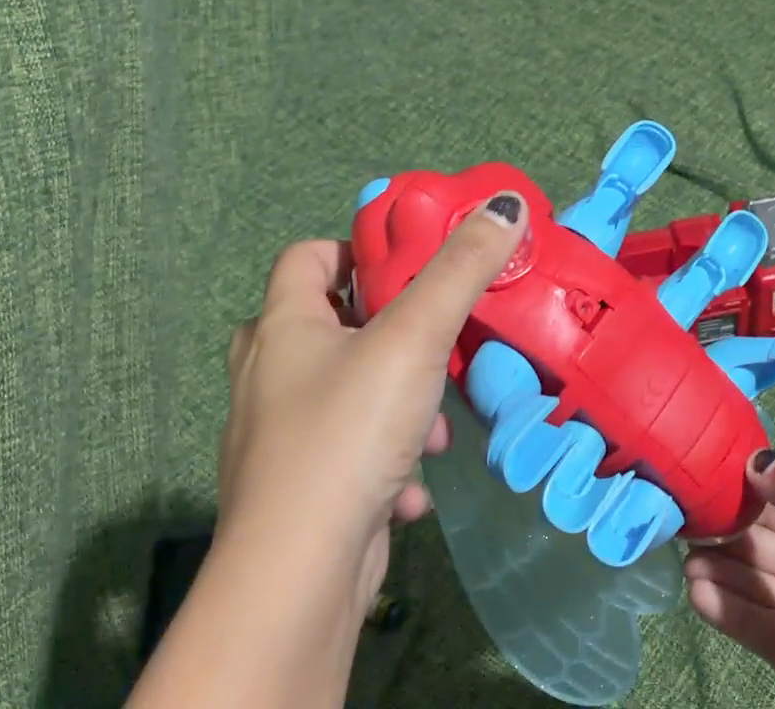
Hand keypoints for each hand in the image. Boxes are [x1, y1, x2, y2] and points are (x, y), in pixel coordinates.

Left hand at [217, 190, 527, 606]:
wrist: (301, 571)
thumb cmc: (349, 432)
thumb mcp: (416, 337)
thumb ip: (462, 269)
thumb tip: (505, 204)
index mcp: (280, 326)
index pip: (307, 255)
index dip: (358, 250)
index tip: (414, 267)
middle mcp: (269, 373)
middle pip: (336, 325)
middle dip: (398, 335)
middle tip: (437, 346)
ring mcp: (280, 434)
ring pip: (354, 391)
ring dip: (403, 403)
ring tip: (434, 430)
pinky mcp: (302, 484)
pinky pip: (353, 448)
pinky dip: (386, 455)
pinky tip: (411, 482)